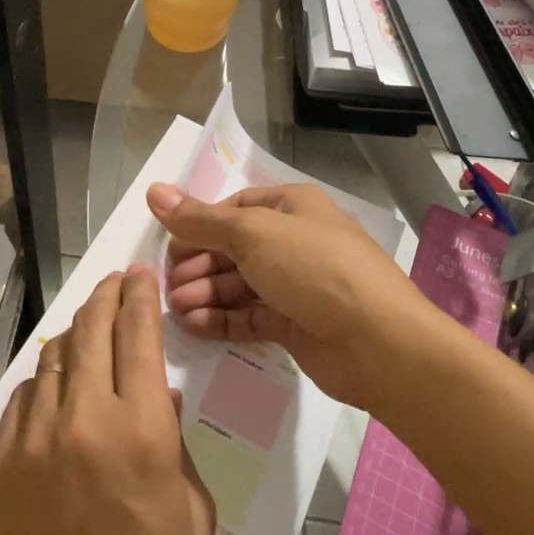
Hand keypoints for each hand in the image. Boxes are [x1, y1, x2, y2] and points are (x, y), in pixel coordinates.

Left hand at [0, 267, 213, 534]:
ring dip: (74, 338)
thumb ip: (173, 437)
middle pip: (92, 330)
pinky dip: (43, 385)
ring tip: (86, 331)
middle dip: (105, 296)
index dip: (140, 295)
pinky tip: (54, 389)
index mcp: (140, 428)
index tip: (140, 274)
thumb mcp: (188, 502)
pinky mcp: (2, 463)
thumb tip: (158, 392)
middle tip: (114, 282)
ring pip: (53, 358)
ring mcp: (36, 439)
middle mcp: (85, 419)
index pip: (139, 333)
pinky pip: (23, 399)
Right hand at [147, 182, 430, 411]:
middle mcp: (295, 241)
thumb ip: (201, 219)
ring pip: (240, 284)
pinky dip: (222, 319)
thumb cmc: (315, 269)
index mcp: (293, 206)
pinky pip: (251, 316)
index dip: (201, 224)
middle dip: (199, 263)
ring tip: (176, 309)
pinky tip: (194, 326)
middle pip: (235, 247)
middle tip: (167, 284)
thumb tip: (154, 191)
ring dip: (206, 293)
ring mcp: (297, 285)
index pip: (236, 208)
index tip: (168, 245)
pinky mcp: (296, 326)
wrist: (379, 343)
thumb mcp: (252, 234)